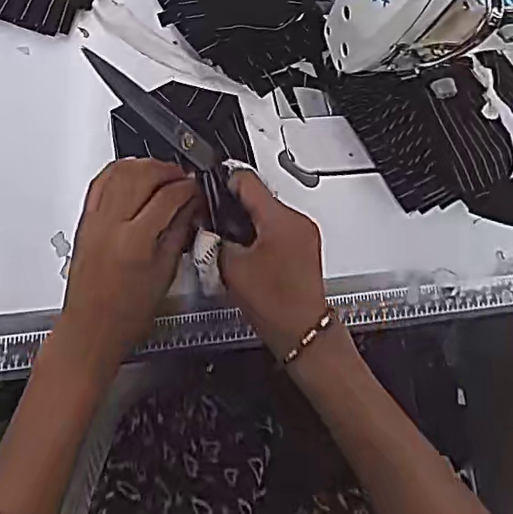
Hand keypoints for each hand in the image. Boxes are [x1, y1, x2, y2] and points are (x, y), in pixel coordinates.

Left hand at [59, 159, 199, 365]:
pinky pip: (100, 182)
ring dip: (143, 165)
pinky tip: (131, 173)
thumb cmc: (124, 315)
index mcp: (135, 242)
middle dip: (168, 170)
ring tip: (160, 173)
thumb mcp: (165, 275)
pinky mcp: (84, 220)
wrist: (91, 330)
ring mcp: (94, 220)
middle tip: (182, 178)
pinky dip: (118, 171)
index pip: (167, 197)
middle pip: (142, 175)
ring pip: (119, 172)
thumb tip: (190, 207)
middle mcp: (111, 226)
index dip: (188, 188)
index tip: (196, 188)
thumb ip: (179, 233)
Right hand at [219, 171, 331, 358]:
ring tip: (232, 242)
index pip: (247, 180)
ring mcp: (305, 233)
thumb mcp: (231, 267)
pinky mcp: (306, 246)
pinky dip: (261, 233)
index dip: (222, 182)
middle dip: (234, 207)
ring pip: (267, 212)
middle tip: (216, 221)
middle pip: (258, 195)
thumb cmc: (276, 306)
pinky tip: (249, 253)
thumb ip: (214, 239)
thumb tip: (207, 225)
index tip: (210, 187)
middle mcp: (297, 220)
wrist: (303, 334)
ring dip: (248, 221)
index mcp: (280, 218)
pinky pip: (278, 227)